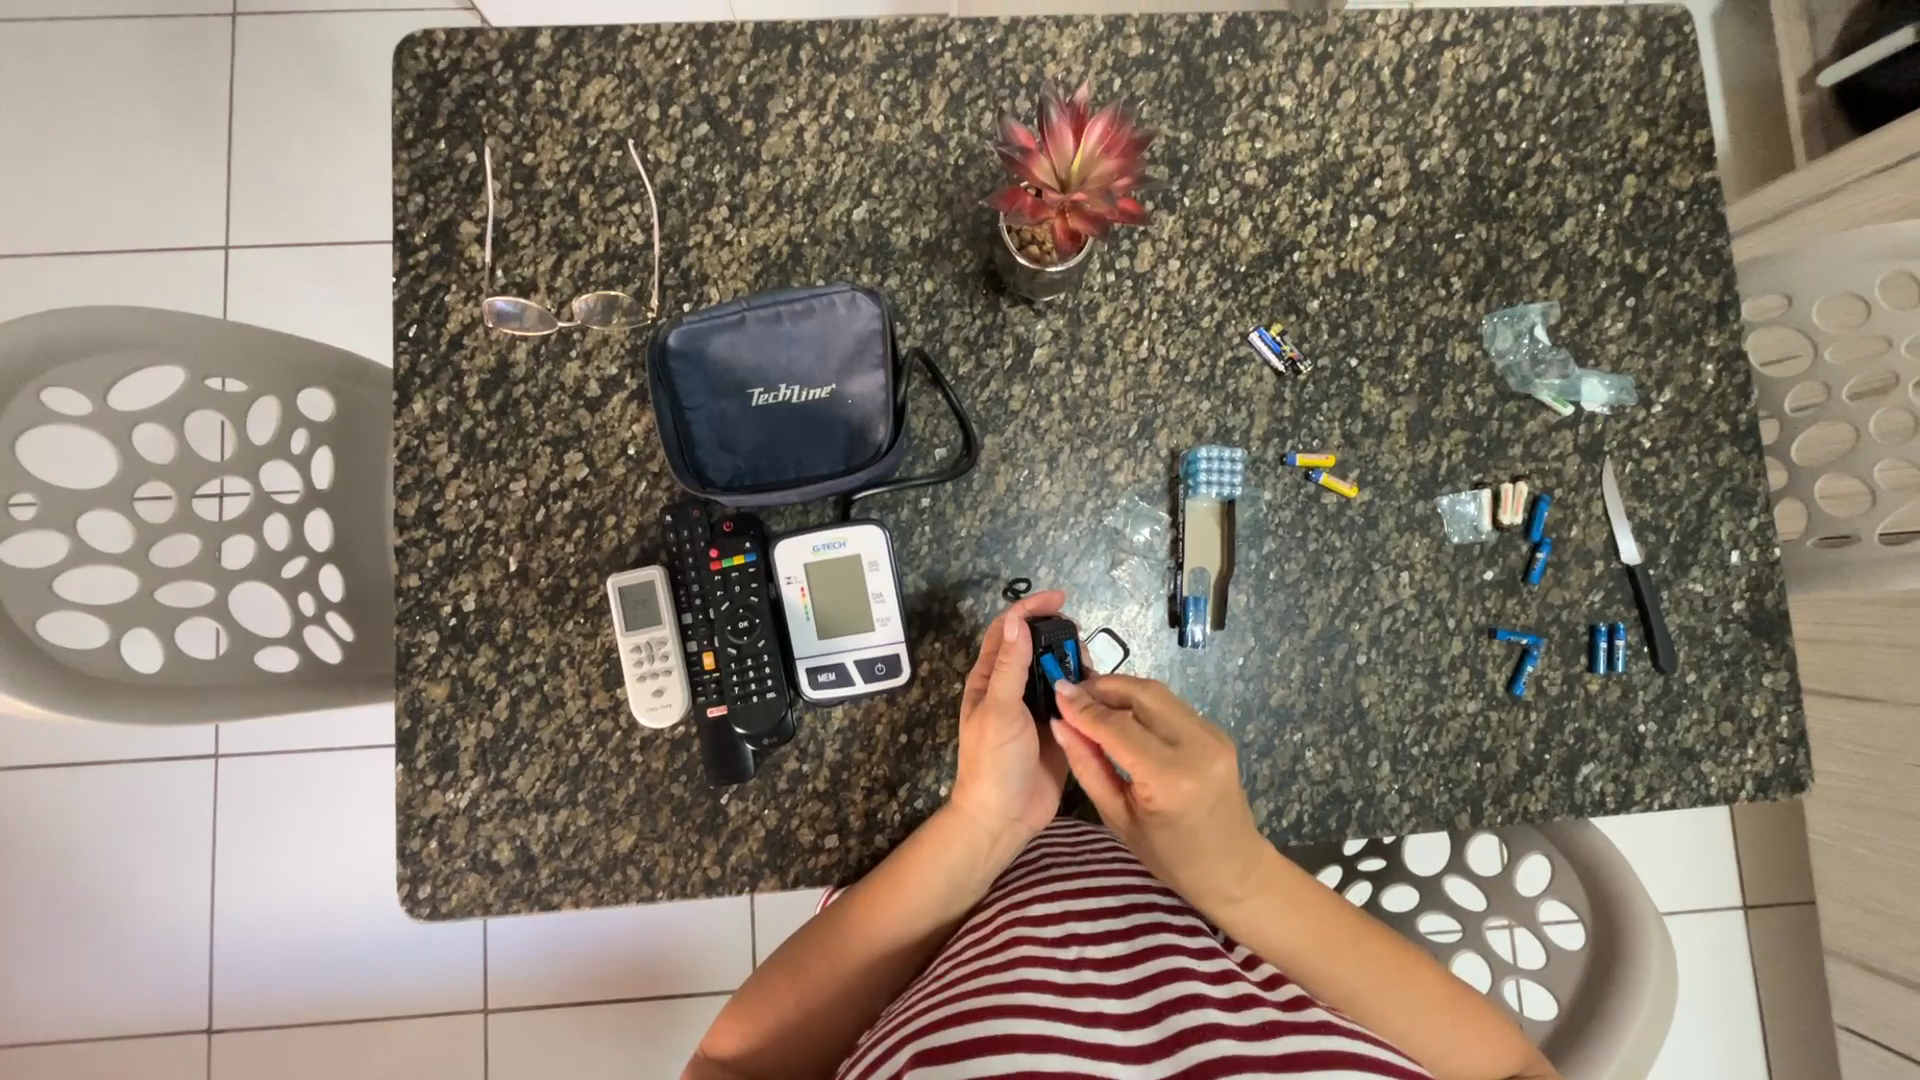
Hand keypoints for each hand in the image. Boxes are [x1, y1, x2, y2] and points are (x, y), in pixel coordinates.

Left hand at [947, 590, 1069, 850]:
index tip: (1059, 598)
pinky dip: (1086, 689)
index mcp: (989, 679)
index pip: (1008, 630)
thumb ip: (1009, 666)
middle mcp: (1012, 688)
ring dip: (1074, 661)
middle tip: (1081, 637)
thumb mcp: (998, 709)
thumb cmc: (993, 760)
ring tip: (1091, 664)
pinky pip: (1072, 700)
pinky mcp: (1057, 728)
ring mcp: (1035, 708)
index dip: (1030, 609)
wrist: (1004, 817)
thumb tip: (1016, 621)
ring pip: (1057, 671)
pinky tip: (1100, 689)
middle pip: (1037, 647)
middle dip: (1058, 634)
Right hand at [1050, 675, 1270, 912]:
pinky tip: (1121, 715)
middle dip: (1102, 686)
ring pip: (1157, 693)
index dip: (1083, 707)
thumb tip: (1060, 723)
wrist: (1234, 869)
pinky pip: (1170, 705)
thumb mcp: (1117, 817)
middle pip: (1141, 694)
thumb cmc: (1170, 857)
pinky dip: (1140, 702)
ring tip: (1091, 702)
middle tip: (1072, 693)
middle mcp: (1196, 746)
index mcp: (1170, 778)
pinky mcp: (1216, 732)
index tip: (1056, 691)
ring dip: (1121, 690)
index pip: (1116, 726)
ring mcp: (1212, 735)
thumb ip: (1087, 766)